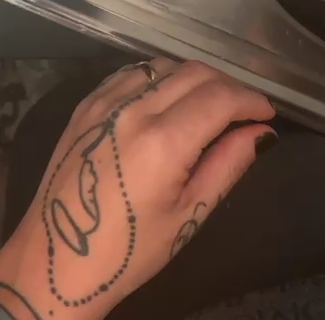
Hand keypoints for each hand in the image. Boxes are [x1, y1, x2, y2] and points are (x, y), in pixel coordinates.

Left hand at [0, 61, 273, 319]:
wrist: (56, 259)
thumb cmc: (128, 250)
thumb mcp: (189, 216)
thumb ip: (228, 165)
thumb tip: (261, 132)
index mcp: (163, 142)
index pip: (220, 97)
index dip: (251, 100)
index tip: (267, 114)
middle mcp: (134, 109)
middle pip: (195, 72)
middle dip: (228, 86)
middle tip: (244, 110)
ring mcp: (106, 100)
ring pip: (164, 65)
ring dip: (194, 77)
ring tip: (209, 105)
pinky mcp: (87, 102)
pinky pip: (133, 72)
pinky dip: (159, 76)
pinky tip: (167, 98)